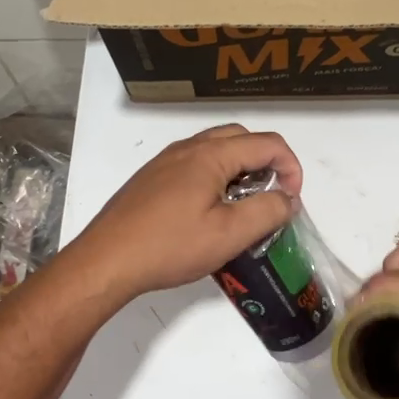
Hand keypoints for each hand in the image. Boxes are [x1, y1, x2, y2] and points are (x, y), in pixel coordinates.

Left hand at [66, 125, 302, 301]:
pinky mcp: (151, 179)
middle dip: (266, 161)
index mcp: (210, 155)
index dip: (290, 167)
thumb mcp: (229, 234)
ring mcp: (165, 162)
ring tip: (242, 207)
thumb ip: (267, 212)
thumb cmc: (170, 246)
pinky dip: (215, 177)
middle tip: (270, 198)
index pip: (266, 143)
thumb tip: (287, 198)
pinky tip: (208, 213)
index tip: (291, 200)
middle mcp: (187, 148)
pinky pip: (193, 164)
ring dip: (239, 169)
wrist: (106, 260)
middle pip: (240, 137)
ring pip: (214, 149)